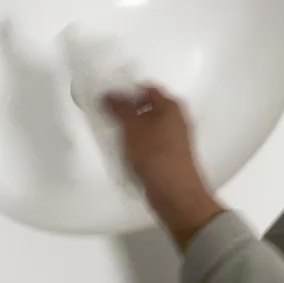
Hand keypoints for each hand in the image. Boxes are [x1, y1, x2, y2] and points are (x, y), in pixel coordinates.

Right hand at [103, 86, 225, 247]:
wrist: (175, 193)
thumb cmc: (154, 154)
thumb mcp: (132, 126)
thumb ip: (120, 108)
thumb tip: (109, 93)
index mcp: (171, 106)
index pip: (147, 88)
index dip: (127, 90)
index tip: (108, 98)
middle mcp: (176, 119)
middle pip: (148, 107)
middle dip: (128, 110)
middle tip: (107, 115)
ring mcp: (175, 139)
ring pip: (149, 126)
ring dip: (132, 129)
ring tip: (112, 134)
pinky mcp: (170, 156)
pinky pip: (150, 142)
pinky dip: (138, 143)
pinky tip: (125, 151)